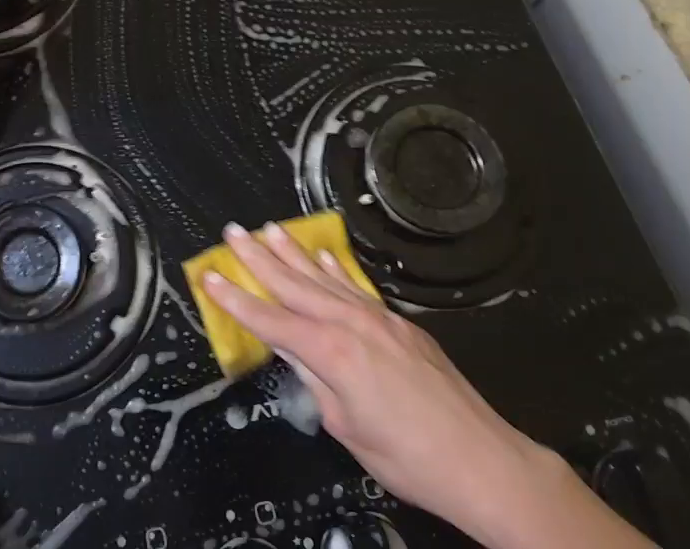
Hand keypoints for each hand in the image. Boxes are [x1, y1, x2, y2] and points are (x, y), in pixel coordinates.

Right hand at [201, 223, 611, 546]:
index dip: (236, 299)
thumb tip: (294, 354)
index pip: (271, 320)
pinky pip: (356, 289)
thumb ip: (315, 381)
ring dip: (294, 254)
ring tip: (269, 229)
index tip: (209, 275)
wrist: (480, 459)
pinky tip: (323, 256)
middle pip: (294, 286)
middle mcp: (352, 324)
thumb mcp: (345, 425)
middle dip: (259, 259)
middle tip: (232, 231)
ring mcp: (379, 320)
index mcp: (331, 353)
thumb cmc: (406, 457)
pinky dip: (336, 271)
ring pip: (325, 279)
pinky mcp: (401, 325)